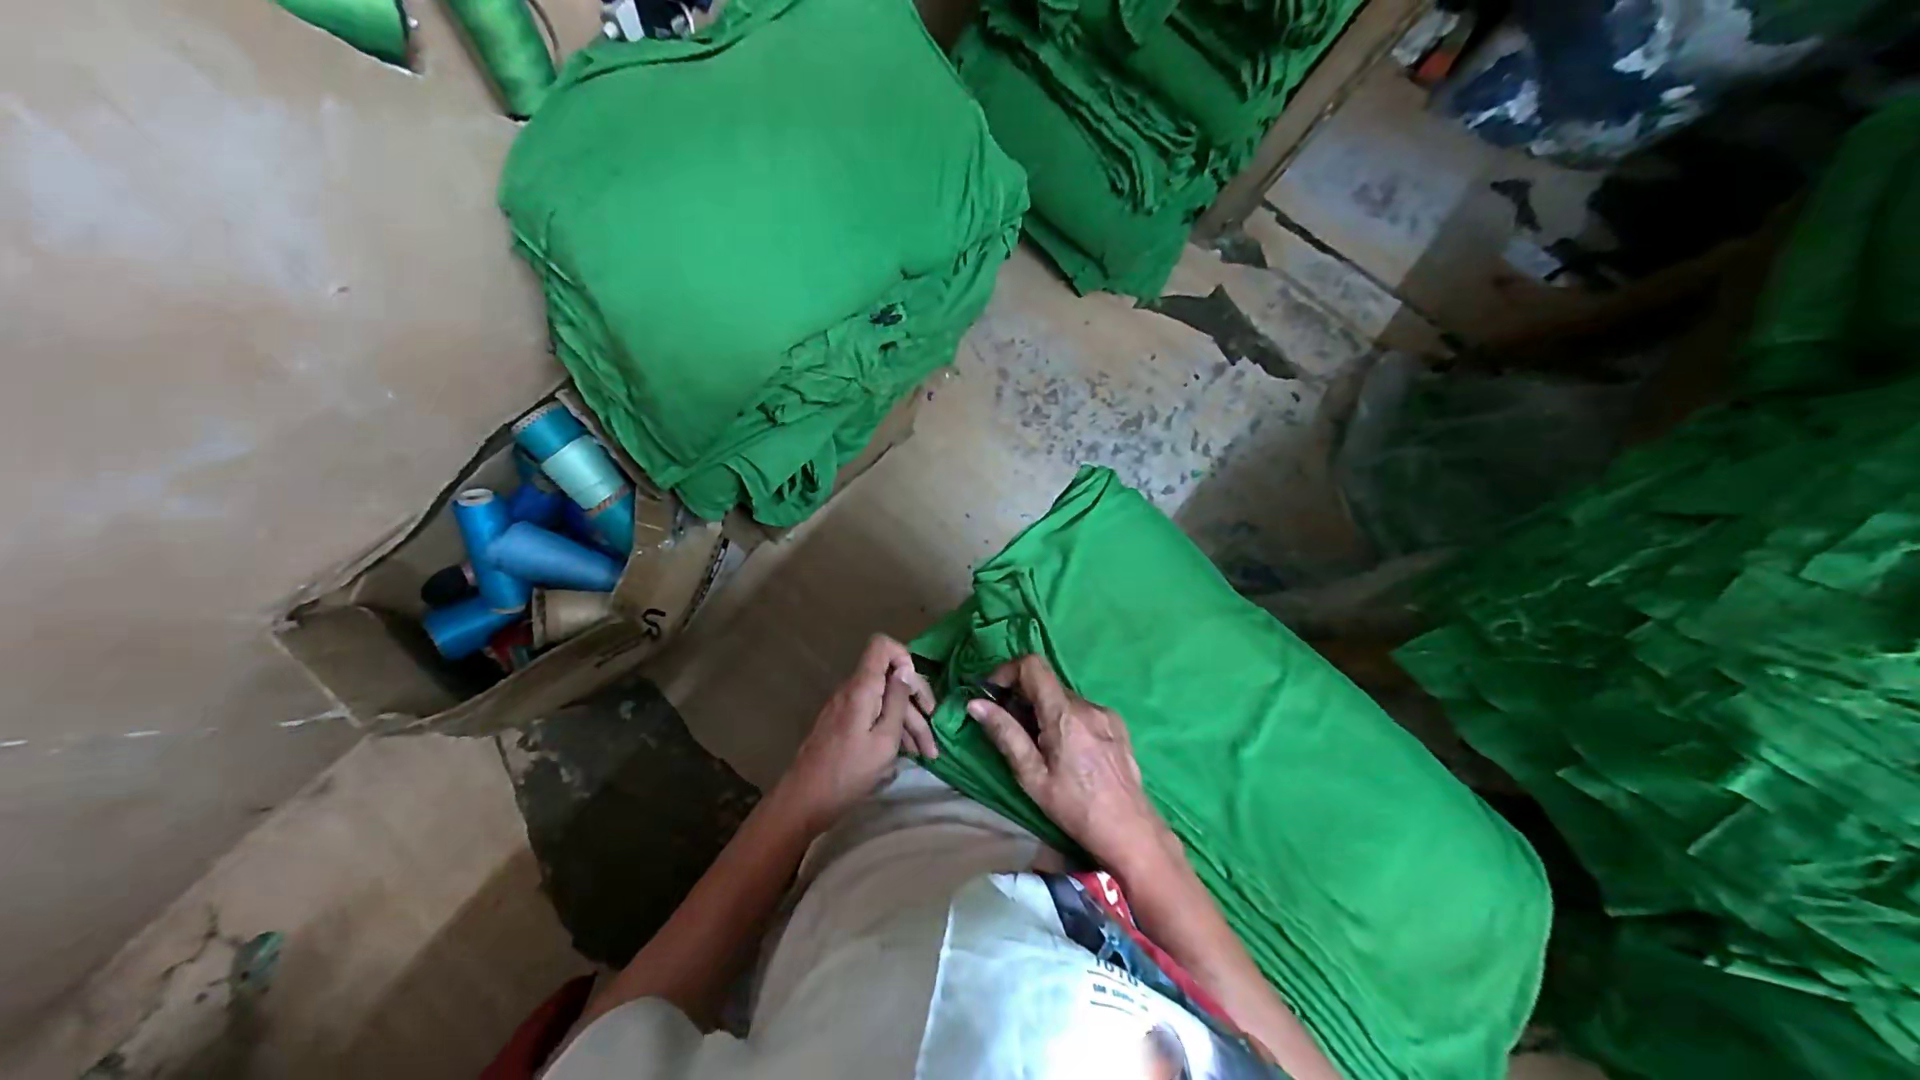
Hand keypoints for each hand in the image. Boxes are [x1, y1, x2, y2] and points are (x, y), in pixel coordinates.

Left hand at [775, 634, 937, 830]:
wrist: (804, 801)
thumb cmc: (848, 773)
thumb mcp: (884, 740)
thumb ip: (897, 701)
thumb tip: (906, 668)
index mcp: (862, 688)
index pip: (882, 646)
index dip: (904, 658)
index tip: (917, 690)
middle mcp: (851, 690)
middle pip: (889, 677)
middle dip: (916, 701)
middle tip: (934, 732)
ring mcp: (844, 707)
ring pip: (883, 701)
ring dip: (908, 722)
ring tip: (927, 754)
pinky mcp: (841, 723)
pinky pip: (872, 714)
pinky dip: (891, 728)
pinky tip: (906, 752)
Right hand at [965, 654, 1176, 875]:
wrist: (1130, 830)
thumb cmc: (1075, 808)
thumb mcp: (1032, 776)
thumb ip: (1005, 734)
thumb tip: (975, 704)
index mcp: (1064, 714)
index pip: (1032, 665)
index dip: (1006, 671)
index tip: (992, 694)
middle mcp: (1087, 705)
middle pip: (1046, 683)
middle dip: (1021, 697)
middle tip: (1009, 728)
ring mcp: (1105, 713)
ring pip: (1063, 698)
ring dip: (1043, 711)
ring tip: (1038, 746)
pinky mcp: (1117, 725)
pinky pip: (1082, 710)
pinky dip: (1065, 719)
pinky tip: (1067, 752)